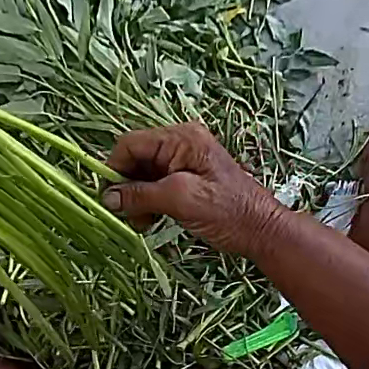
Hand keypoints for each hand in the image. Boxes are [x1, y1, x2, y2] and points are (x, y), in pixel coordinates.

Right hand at [102, 123, 287, 255]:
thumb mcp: (181, 200)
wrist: (260, 230)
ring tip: (143, 223)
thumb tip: (108, 198)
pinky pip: (155, 187)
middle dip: (126, 188)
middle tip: (129, 217)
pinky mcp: (185, 181)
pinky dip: (147, 204)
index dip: (114, 169)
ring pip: (142, 176)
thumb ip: (142, 195)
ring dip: (136, 200)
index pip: (130, 144)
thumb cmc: (228, 211)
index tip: (109, 199)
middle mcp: (179, 144)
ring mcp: (183, 162)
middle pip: (134, 159)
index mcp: (180, 138)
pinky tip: (151, 221)